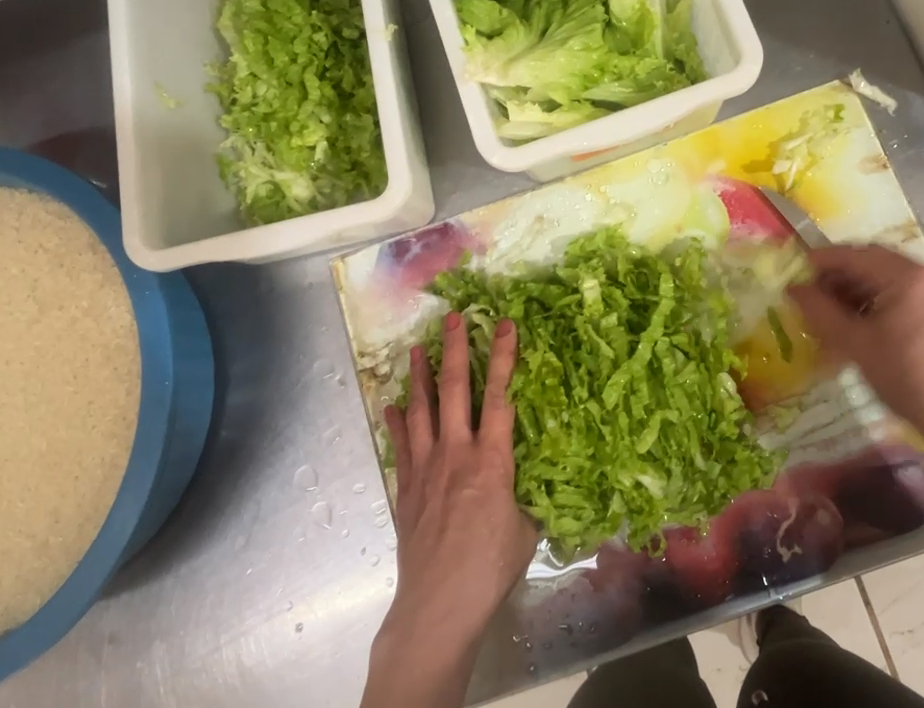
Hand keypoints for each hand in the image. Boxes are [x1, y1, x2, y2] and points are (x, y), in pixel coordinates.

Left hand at [363, 312, 537, 707]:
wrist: (439, 603)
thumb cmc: (491, 568)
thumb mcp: (526, 530)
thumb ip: (526, 495)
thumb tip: (530, 478)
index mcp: (492, 460)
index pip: (501, 397)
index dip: (504, 357)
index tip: (505, 324)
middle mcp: (456, 453)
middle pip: (455, 391)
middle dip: (455, 351)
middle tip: (452, 319)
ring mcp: (426, 468)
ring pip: (422, 411)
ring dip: (420, 377)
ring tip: (417, 349)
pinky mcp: (405, 488)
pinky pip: (401, 445)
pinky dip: (398, 422)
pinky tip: (394, 405)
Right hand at [788, 246, 923, 467]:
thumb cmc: (906, 380)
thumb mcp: (855, 345)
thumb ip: (819, 310)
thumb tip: (794, 289)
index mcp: (910, 278)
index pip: (856, 255)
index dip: (822, 261)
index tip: (797, 272)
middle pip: (877, 262)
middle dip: (842, 275)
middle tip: (814, 294)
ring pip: (894, 276)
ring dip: (863, 287)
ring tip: (837, 311)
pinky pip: (912, 290)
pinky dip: (886, 298)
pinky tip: (868, 321)